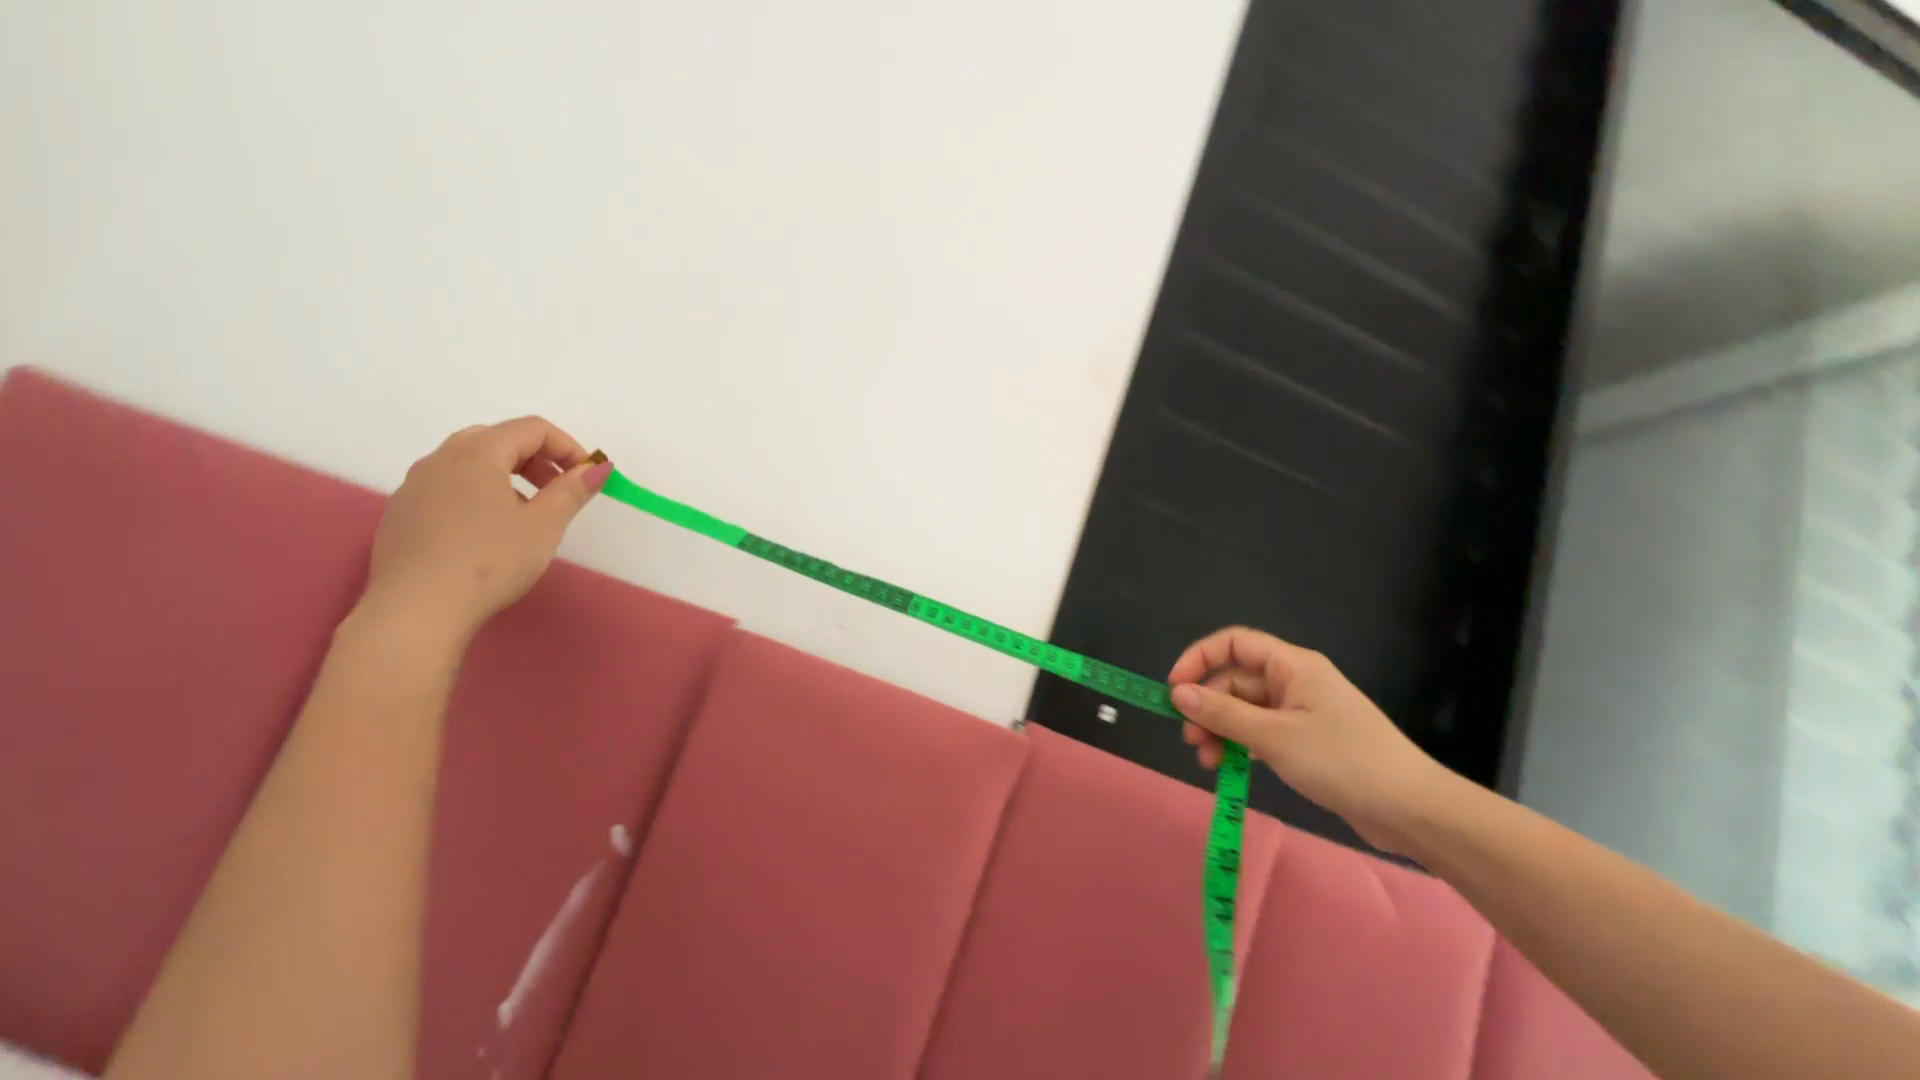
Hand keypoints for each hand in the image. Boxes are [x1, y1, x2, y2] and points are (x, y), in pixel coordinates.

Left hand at [360, 417, 611, 642]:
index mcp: (477, 452)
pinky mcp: (400, 513)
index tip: (586, 477)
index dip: (567, 447)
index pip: (531, 429)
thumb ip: (572, 490)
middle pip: (497, 439)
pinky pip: (446, 488)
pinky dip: (475, 495)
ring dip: (505, 476)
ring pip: (468, 463)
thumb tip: (598, 467)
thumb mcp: (544, 526)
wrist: (416, 609)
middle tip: (557, 492)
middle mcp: (441, 458)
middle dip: (535, 459)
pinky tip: (483, 535)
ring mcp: (414, 484)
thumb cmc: (489, 561)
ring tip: (523, 515)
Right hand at [1168, 627, 1452, 854]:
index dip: (1199, 659)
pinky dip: (1242, 745)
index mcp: (1293, 666)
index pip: (1235, 644)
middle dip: (1207, 705)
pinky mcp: (1308, 742)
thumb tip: (1177, 693)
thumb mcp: (1273, 736)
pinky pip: (1262, 732)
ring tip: (1208, 762)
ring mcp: (1303, 712)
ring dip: (1221, 730)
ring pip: (1246, 710)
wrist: (1409, 807)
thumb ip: (1222, 713)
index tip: (1174, 690)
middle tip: (1191, 740)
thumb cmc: (1342, 760)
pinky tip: (1232, 767)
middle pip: (1237, 680)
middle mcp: (1296, 681)